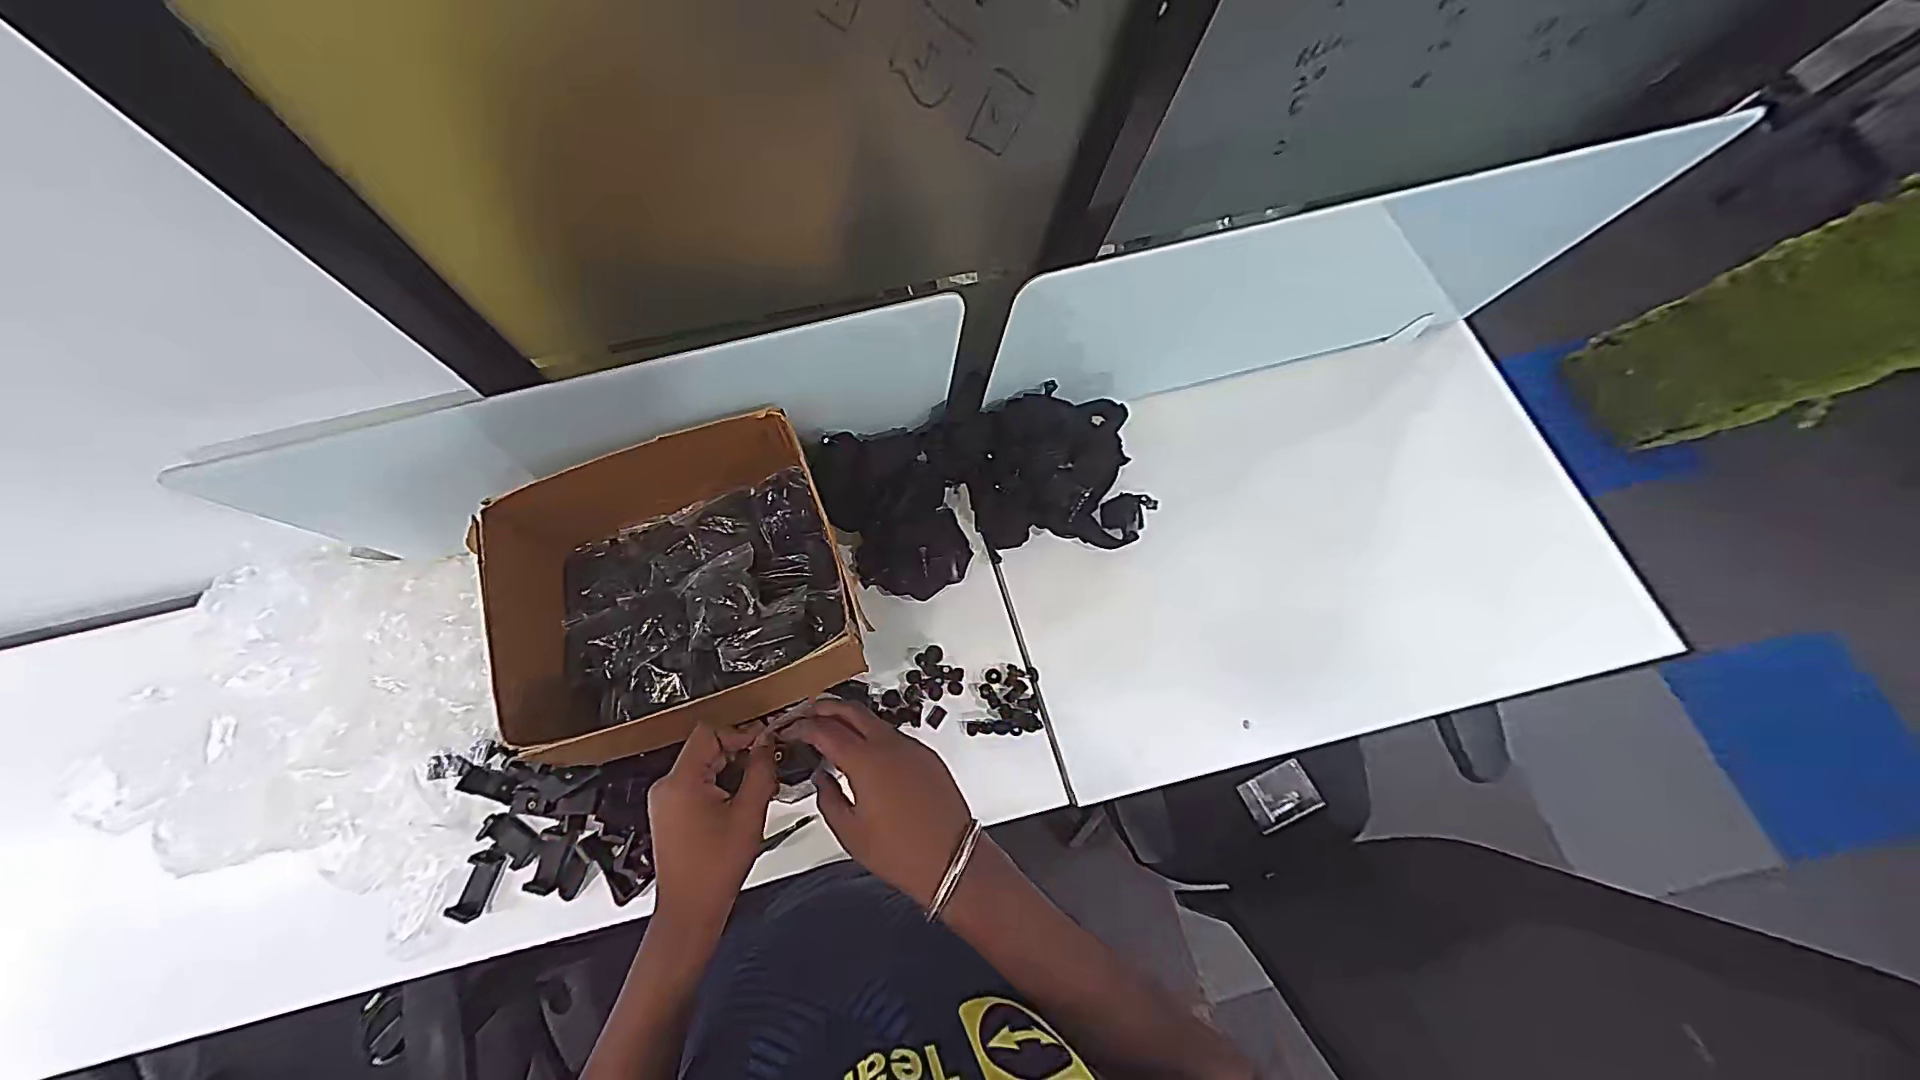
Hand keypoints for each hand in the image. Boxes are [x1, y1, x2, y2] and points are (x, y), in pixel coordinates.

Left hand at [646, 723, 776, 931]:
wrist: (691, 908)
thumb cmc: (713, 870)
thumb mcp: (749, 812)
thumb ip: (760, 769)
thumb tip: (766, 743)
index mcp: (681, 782)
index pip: (710, 733)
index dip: (741, 734)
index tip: (763, 744)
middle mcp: (667, 787)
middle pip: (707, 746)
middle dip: (739, 753)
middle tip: (764, 766)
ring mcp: (665, 799)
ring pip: (704, 763)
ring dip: (731, 769)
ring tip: (754, 788)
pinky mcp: (669, 810)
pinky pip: (697, 781)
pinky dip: (720, 783)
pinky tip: (738, 802)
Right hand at [790, 699, 973, 907]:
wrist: (951, 857)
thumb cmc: (904, 852)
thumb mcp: (850, 832)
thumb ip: (828, 799)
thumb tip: (822, 780)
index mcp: (866, 761)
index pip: (825, 729)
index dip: (803, 726)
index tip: (792, 729)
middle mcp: (890, 746)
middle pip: (851, 710)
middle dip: (825, 707)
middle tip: (808, 714)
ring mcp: (911, 747)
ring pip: (874, 720)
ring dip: (850, 719)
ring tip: (833, 732)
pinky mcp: (926, 755)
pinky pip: (893, 735)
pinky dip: (873, 735)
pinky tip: (865, 752)